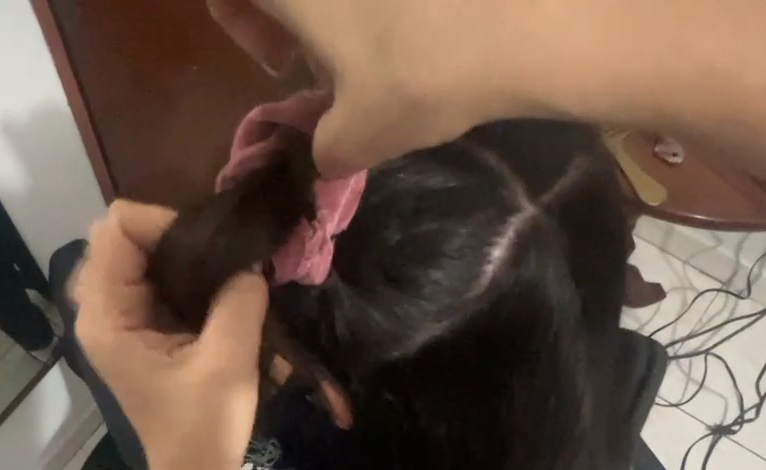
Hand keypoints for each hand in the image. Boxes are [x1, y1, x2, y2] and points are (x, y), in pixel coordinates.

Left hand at [71, 201, 266, 469]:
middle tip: (223, 262)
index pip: (118, 227)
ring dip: (184, 258)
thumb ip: (240, 300)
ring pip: (142, 256)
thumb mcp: (228, 363)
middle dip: (177, 237)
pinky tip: (217, 294)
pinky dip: (186, 277)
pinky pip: (156, 280)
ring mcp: (119, 321)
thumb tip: (250, 261)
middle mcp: (101, 311)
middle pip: (126, 236)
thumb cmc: (204, 429)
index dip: (166, 221)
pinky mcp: (140, 331)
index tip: (214, 249)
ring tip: (225, 276)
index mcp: (107, 317)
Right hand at [208, 0, 674, 174]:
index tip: (278, 62)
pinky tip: (420, 22)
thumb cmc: (419, 75)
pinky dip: (384, 4)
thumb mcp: (357, 137)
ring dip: (340, 7)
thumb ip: (323, 152)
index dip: (236, 19)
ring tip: (376, 45)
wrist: (528, 20)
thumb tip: (323, 158)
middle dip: (291, 11)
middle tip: (322, 57)